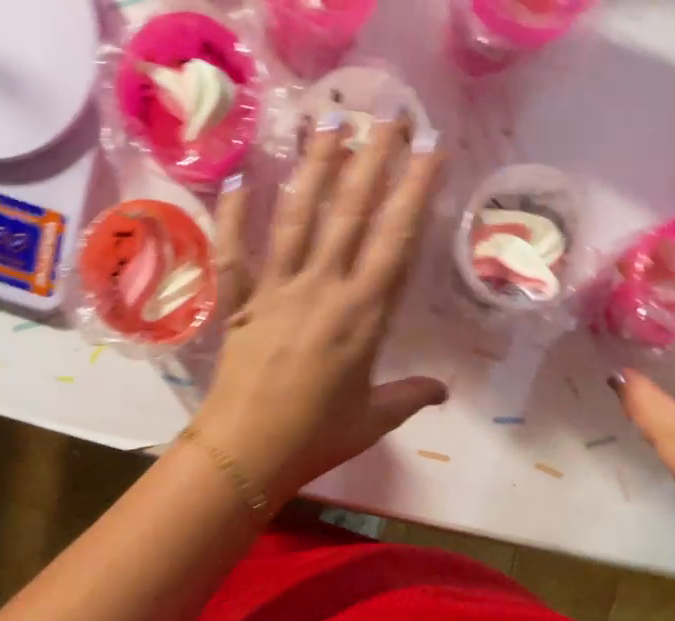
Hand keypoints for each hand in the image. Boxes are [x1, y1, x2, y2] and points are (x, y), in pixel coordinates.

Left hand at [190, 119, 448, 502]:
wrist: (247, 451)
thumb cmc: (316, 438)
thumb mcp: (373, 420)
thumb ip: (409, 397)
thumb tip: (442, 390)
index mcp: (363, 315)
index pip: (397, 239)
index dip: (415, 189)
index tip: (431, 148)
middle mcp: (321, 289)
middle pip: (350, 212)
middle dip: (372, 158)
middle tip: (388, 114)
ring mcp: (276, 290)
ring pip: (297, 217)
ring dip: (315, 167)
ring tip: (329, 122)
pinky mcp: (239, 302)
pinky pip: (235, 252)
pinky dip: (232, 215)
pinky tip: (236, 178)